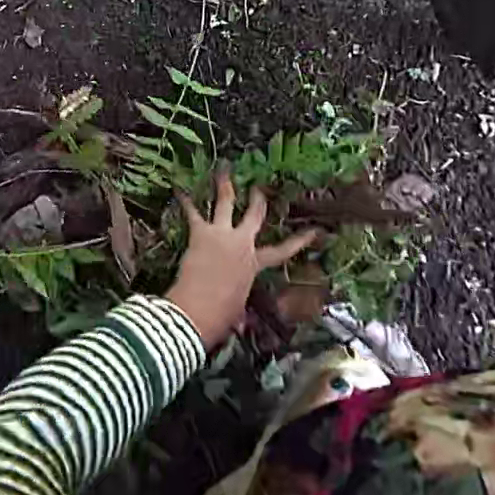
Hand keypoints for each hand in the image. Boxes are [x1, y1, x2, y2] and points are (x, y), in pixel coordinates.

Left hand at [164, 168, 321, 345]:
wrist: (198, 312)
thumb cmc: (220, 317)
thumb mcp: (237, 310)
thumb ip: (240, 308)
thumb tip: (239, 324)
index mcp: (254, 265)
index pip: (282, 251)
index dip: (300, 240)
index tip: (315, 230)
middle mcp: (241, 244)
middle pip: (253, 215)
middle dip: (257, 200)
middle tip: (258, 188)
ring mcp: (222, 235)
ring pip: (225, 202)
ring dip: (224, 185)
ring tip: (223, 170)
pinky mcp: (200, 234)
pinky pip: (193, 213)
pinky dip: (185, 200)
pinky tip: (179, 188)